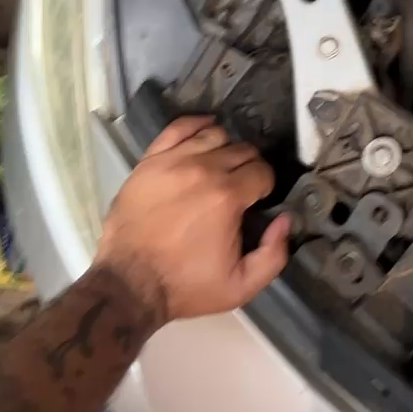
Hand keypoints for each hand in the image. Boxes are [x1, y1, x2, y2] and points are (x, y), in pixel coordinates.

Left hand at [94, 116, 290, 324]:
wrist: (128, 286)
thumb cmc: (185, 285)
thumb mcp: (240, 287)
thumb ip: (274, 255)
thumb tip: (284, 220)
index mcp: (227, 197)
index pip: (262, 172)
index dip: (265, 186)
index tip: (256, 201)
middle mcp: (204, 170)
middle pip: (242, 150)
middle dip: (249, 167)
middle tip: (241, 187)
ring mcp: (174, 161)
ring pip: (215, 135)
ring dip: (225, 148)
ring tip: (221, 167)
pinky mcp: (150, 160)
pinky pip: (178, 127)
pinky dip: (196, 124)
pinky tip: (204, 132)